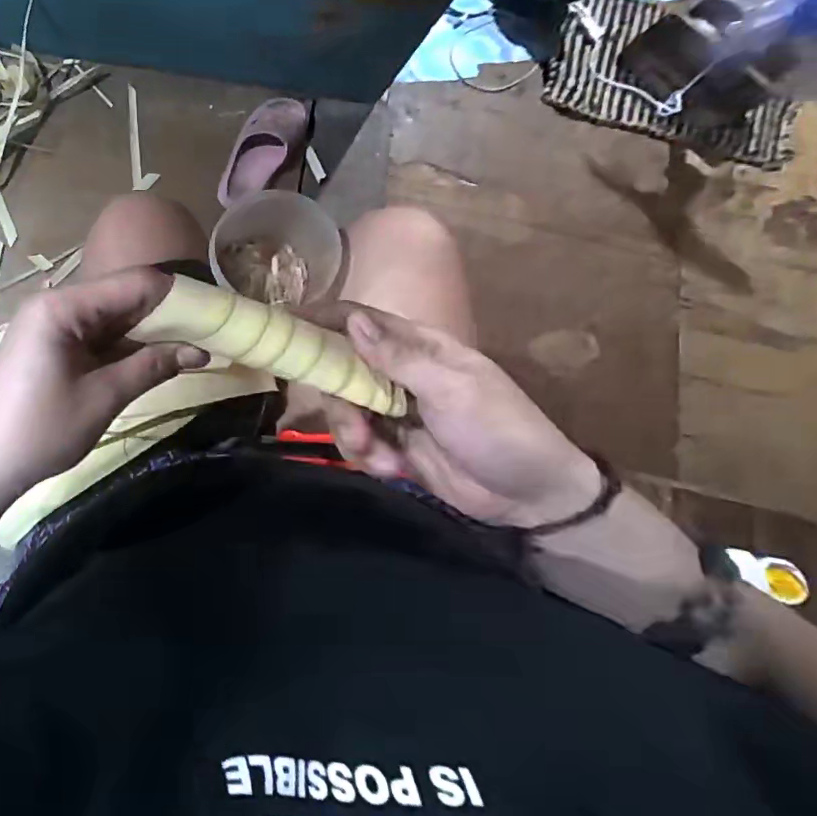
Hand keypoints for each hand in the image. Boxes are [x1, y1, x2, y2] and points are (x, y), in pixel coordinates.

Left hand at [0, 267, 206, 501]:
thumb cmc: (40, 431)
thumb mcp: (102, 398)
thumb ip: (151, 366)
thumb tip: (199, 350)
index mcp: (62, 306)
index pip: (134, 283)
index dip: (178, 296)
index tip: (216, 315)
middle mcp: (53, 303)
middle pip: (121, 296)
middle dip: (165, 315)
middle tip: (210, 335)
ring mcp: (47, 323)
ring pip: (109, 316)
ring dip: (145, 333)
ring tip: (190, 349)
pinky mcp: (46, 344)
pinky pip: (92, 334)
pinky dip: (121, 346)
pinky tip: (151, 360)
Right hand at [291, 303, 600, 527]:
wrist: (532, 497)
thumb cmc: (500, 430)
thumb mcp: (452, 389)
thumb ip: (397, 356)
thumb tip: (350, 320)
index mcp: (417, 347)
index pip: (359, 320)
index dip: (321, 318)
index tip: (283, 325)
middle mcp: (398, 373)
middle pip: (338, 372)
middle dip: (339, 403)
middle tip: (356, 428)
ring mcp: (392, 410)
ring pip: (342, 411)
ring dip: (354, 437)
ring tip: (382, 459)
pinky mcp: (390, 444)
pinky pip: (355, 442)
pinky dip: (367, 458)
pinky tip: (394, 470)